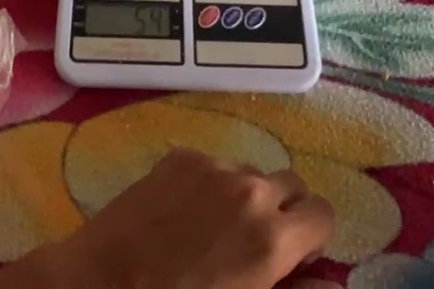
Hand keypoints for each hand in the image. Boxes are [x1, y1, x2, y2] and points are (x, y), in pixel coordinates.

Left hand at [0, 148, 334, 288]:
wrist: (101, 285)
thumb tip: (331, 285)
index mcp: (272, 238)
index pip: (323, 214)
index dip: (313, 237)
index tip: (294, 256)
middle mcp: (249, 190)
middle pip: (292, 184)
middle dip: (286, 210)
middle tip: (259, 241)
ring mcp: (212, 167)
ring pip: (251, 171)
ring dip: (247, 195)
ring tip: (215, 227)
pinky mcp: (180, 157)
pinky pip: (214, 164)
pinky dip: (211, 184)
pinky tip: (185, 213)